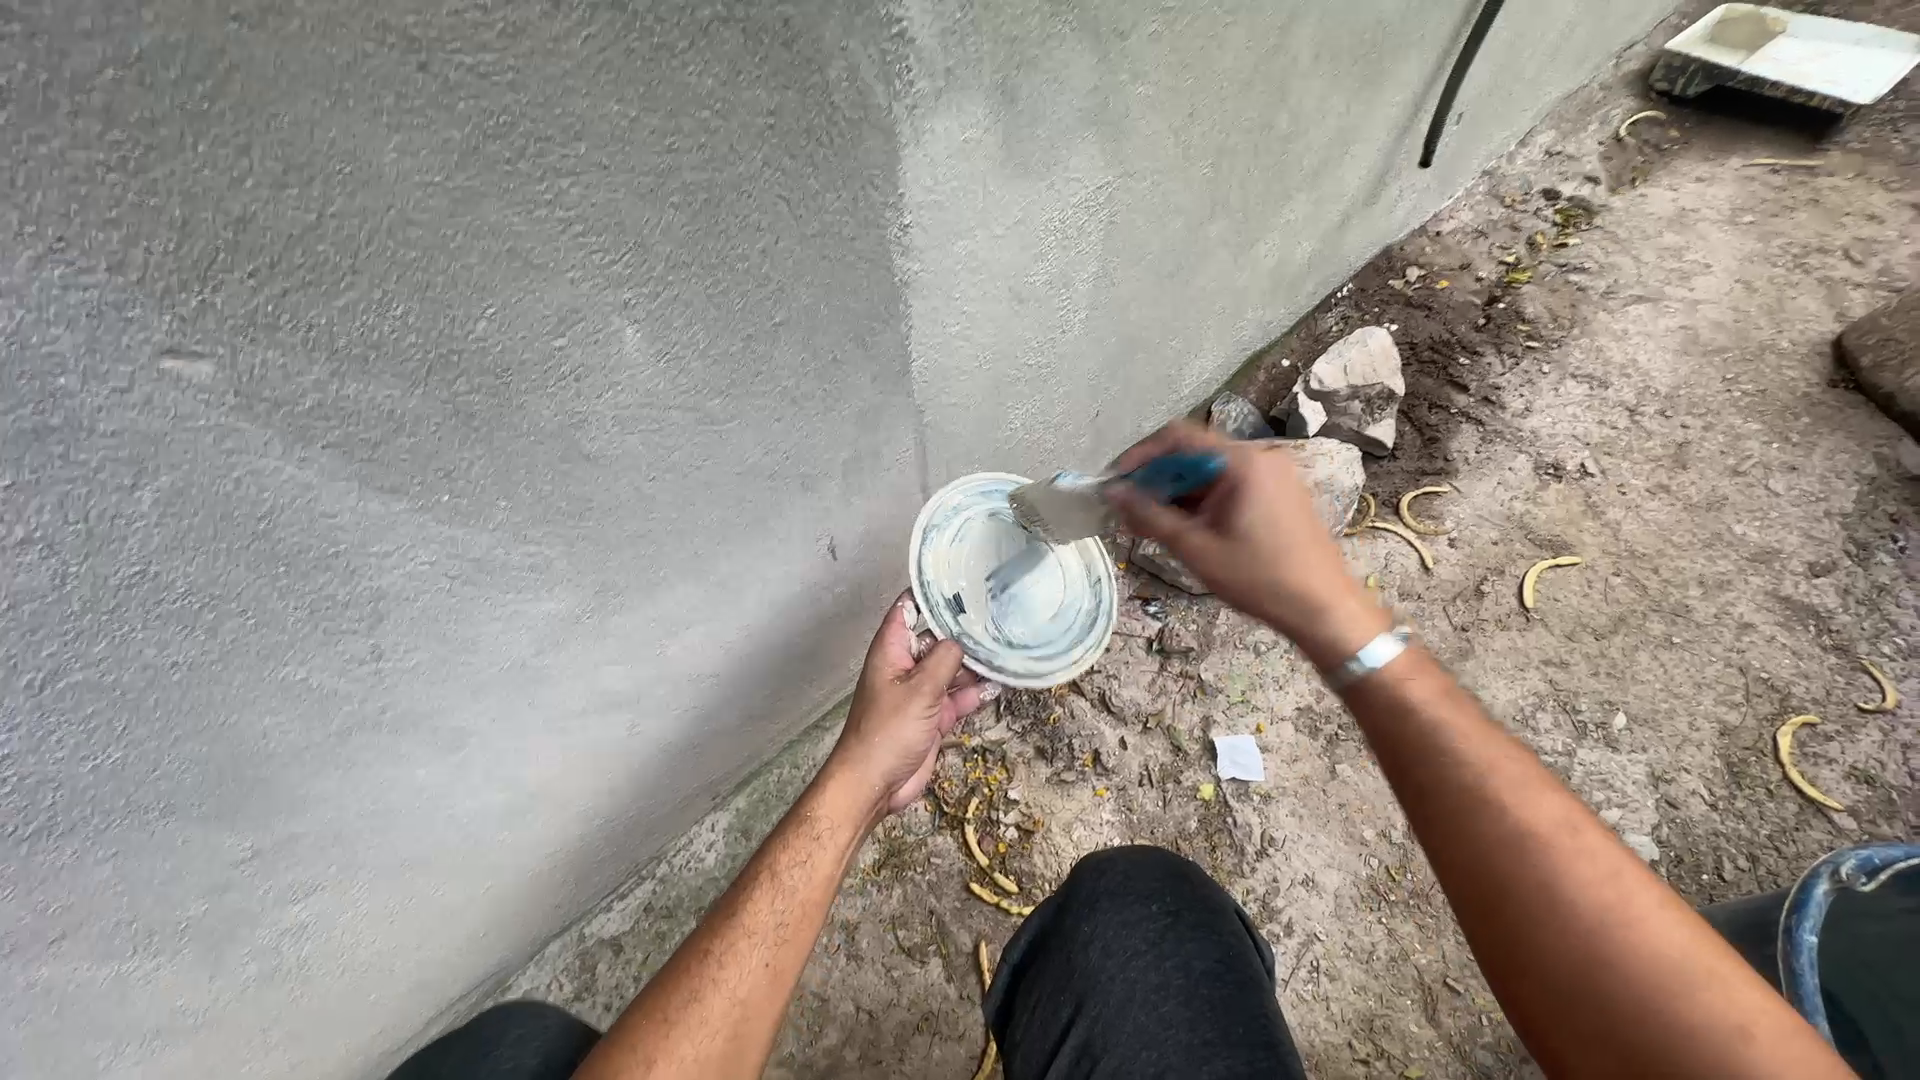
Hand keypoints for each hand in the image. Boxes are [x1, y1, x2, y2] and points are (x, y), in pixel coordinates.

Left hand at [825, 592, 999, 819]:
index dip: (930, 594)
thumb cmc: (886, 732)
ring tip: (1006, 649)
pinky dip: (975, 692)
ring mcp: (920, 692)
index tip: (959, 580)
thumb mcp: (919, 689)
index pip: (907, 609)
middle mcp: (905, 666)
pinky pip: (958, 697)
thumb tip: (962, 640)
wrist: (877, 784)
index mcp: (891, 650)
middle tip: (997, 615)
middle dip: (963, 631)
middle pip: (937, 639)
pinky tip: (999, 683)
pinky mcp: (933, 716)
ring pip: (952, 669)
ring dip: (975, 664)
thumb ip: (944, 660)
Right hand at [1105, 421, 1390, 669]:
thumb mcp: (1195, 548)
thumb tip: (1113, 492)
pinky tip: (1184, 529)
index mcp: (1242, 462)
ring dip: (1177, 494)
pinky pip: (1229, 485)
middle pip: (1193, 454)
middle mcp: (1260, 457)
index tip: (1116, 482)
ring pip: (1210, 472)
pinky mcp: (1279, 493)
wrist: (1325, 608)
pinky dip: (1202, 501)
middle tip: (1129, 512)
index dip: (1140, 455)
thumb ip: (1149, 515)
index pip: (1178, 436)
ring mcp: (1273, 474)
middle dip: (1156, 480)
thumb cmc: (1259, 579)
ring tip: (1150, 527)